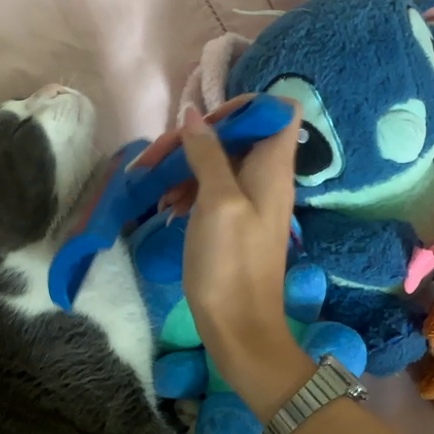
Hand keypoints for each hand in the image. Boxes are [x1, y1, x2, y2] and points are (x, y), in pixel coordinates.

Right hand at [176, 102, 316, 417]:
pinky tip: (167, 207)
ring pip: (220, 160)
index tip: (207, 119)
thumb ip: (208, 154)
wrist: (239, 328)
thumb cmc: (231, 264)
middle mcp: (267, 177)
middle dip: (198, 136)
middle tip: (159, 155)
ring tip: (154, 185)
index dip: (246, 105)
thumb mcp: (217, 202)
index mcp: (273, 167)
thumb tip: (194, 114)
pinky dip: (189, 190)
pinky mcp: (233, 221)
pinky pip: (212, 188)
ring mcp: (250, 200)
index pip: (279, 111)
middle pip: (239, 133)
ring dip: (186, 164)